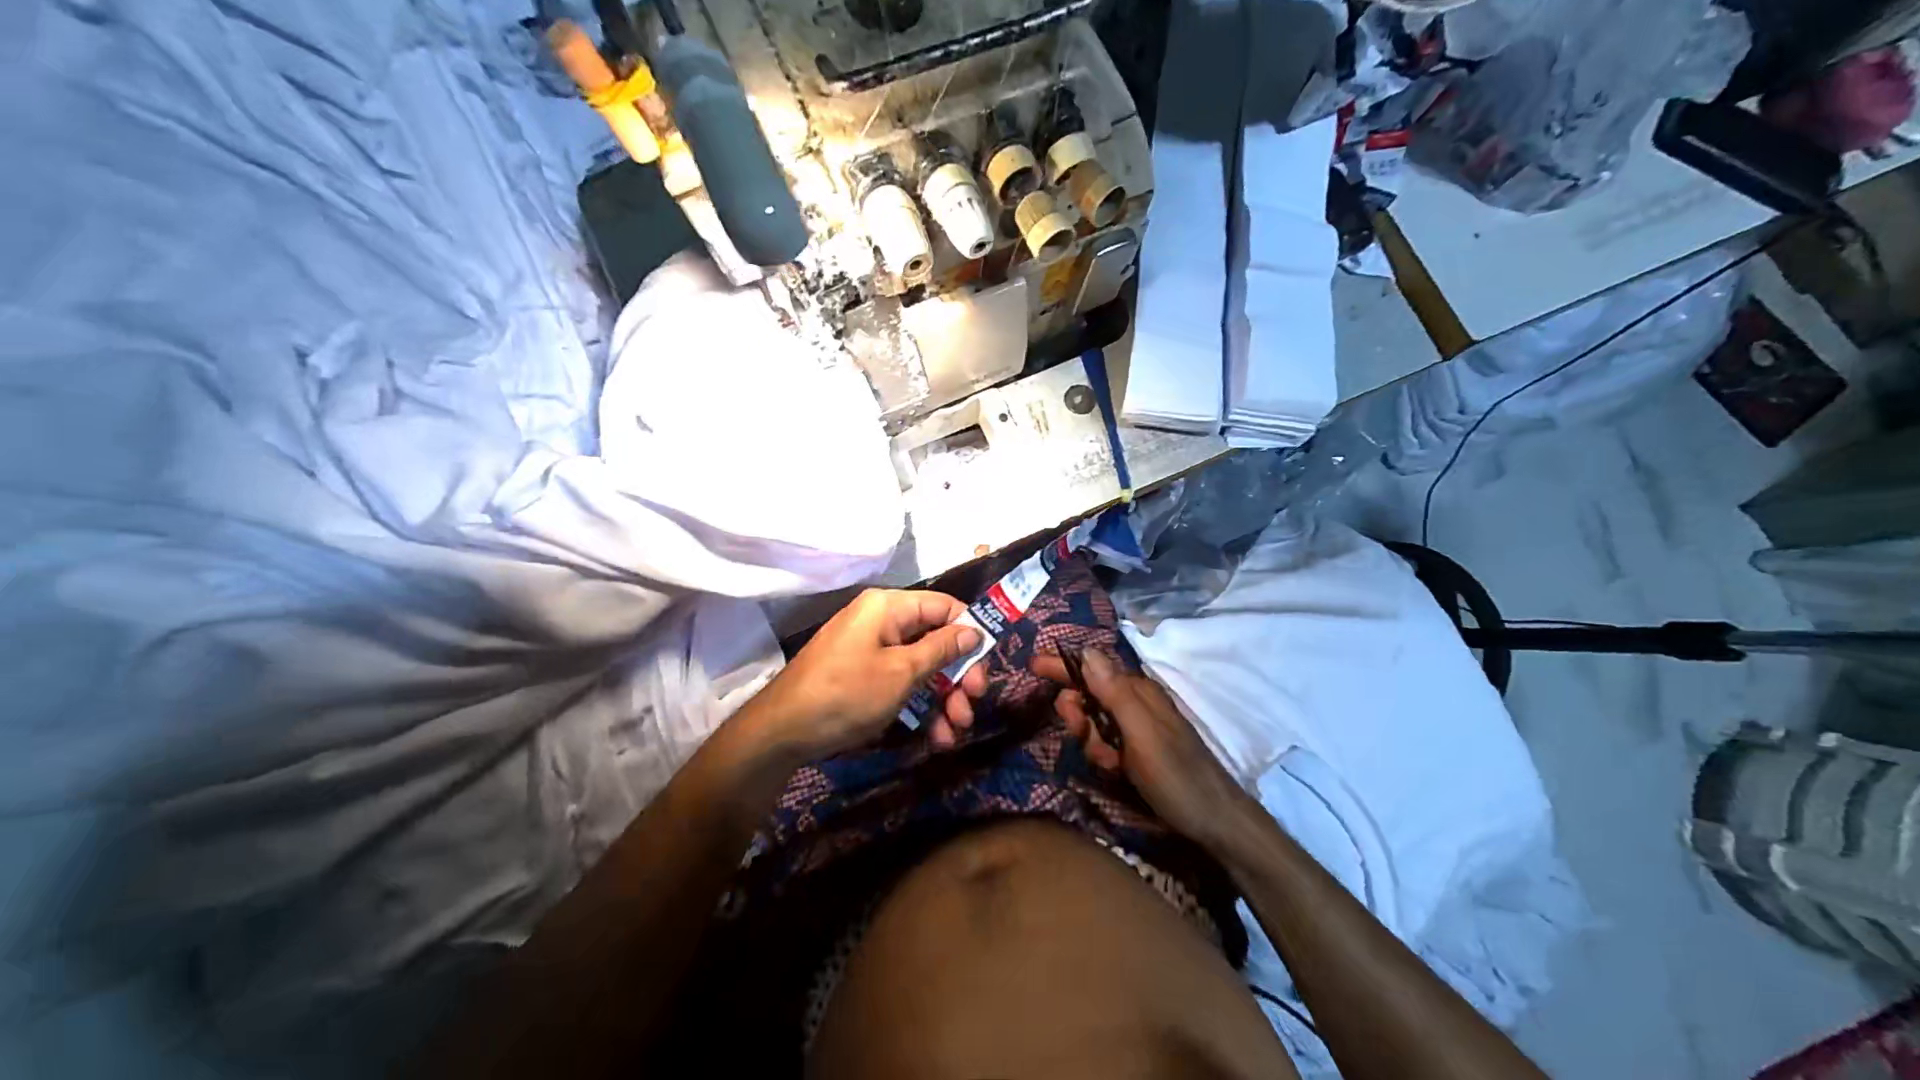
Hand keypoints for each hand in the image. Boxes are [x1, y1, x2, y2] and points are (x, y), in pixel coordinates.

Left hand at [749, 589, 989, 760]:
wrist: (782, 732)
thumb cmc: (846, 693)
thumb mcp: (901, 672)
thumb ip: (942, 649)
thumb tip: (974, 630)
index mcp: (889, 607)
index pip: (945, 606)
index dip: (971, 633)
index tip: (988, 666)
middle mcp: (882, 622)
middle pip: (937, 641)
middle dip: (958, 676)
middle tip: (972, 706)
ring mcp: (873, 651)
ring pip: (923, 668)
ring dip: (944, 699)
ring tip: (953, 733)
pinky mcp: (866, 677)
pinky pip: (903, 684)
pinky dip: (921, 707)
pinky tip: (934, 737)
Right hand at [1032, 651, 1256, 849]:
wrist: (1215, 823)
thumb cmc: (1177, 776)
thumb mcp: (1142, 733)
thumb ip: (1113, 692)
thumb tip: (1085, 650)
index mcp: (1139, 691)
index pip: (1092, 668)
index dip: (1062, 667)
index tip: (1032, 665)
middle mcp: (1137, 703)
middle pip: (1088, 696)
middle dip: (1079, 715)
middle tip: (1082, 734)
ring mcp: (1138, 729)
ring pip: (1094, 723)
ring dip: (1092, 741)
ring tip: (1109, 763)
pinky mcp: (1138, 752)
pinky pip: (1106, 744)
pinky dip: (1103, 756)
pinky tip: (1115, 771)